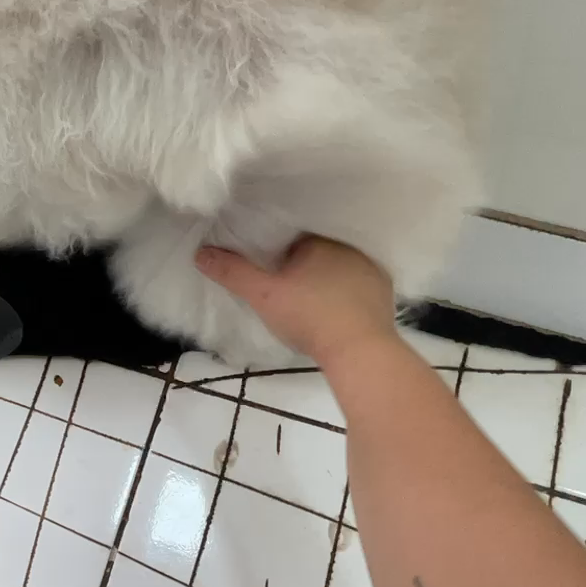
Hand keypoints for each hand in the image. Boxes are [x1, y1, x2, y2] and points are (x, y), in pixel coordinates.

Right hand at [195, 236, 397, 366]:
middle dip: (302, 263)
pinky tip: (335, 308)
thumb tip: (201, 253)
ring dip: (325, 277)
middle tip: (284, 286)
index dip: (275, 252)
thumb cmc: (308, 316)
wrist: (357, 348)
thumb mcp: (262, 295)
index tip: (265, 269)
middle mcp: (348, 246)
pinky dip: (346, 292)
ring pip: (339, 266)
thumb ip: (233, 273)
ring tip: (309, 297)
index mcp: (318, 240)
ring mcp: (371, 268)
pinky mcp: (384, 290)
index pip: (292, 237)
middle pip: (316, 250)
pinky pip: (359, 284)